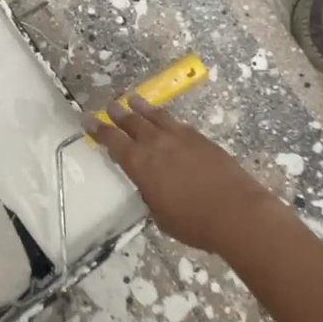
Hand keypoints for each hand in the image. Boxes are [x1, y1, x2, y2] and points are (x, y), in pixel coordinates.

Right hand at [86, 94, 278, 254]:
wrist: (236, 211)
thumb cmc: (193, 222)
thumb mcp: (160, 215)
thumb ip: (150, 193)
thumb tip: (149, 184)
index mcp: (139, 163)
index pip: (111, 140)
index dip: (97, 129)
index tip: (86, 118)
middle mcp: (155, 143)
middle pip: (131, 121)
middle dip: (118, 112)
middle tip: (109, 105)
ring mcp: (178, 136)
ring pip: (154, 115)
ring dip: (141, 107)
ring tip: (133, 99)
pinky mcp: (199, 137)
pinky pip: (176, 122)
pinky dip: (166, 118)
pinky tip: (166, 119)